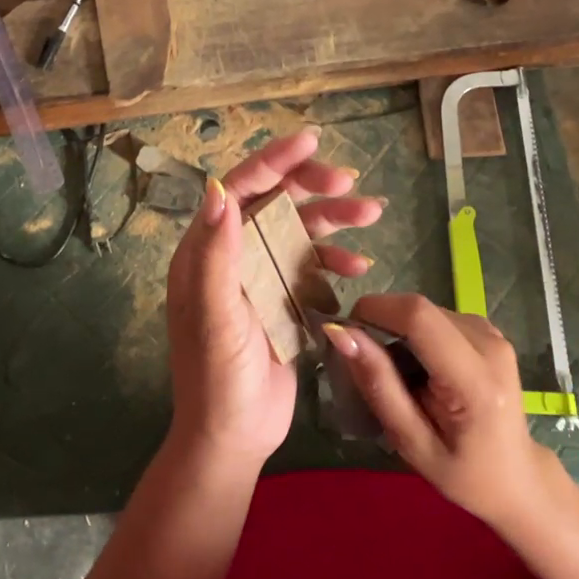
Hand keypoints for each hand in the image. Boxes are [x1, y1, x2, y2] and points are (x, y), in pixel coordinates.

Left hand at [164, 127, 382, 465]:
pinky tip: (358, 269)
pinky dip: (336, 261)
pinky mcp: (282, 300)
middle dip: (311, 185)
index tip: (312, 141)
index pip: (239, 188)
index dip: (273, 160)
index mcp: (206, 251)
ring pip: (298, 231)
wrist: (234, 437)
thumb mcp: (215, 314)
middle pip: (273, 202)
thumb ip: (216, 253)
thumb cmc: (216, 376)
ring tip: (372, 212)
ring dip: (334, 219)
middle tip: (350, 182)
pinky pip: (312, 267)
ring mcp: (259, 277)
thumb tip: (219, 188)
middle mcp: (232, 255)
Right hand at [322, 293, 561, 529]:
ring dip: (398, 329)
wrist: (517, 479)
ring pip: (424, 309)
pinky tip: (419, 366)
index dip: (374, 311)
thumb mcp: (412, 441)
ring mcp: (493, 333)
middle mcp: (489, 344)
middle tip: (367, 362)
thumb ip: (378, 384)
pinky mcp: (489, 330)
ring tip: (396, 372)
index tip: (347, 335)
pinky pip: (437, 316)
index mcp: (475, 380)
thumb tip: (339, 332)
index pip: (418, 316)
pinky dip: (416, 333)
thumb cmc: (463, 473)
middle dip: (381, 323)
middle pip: (418, 308)